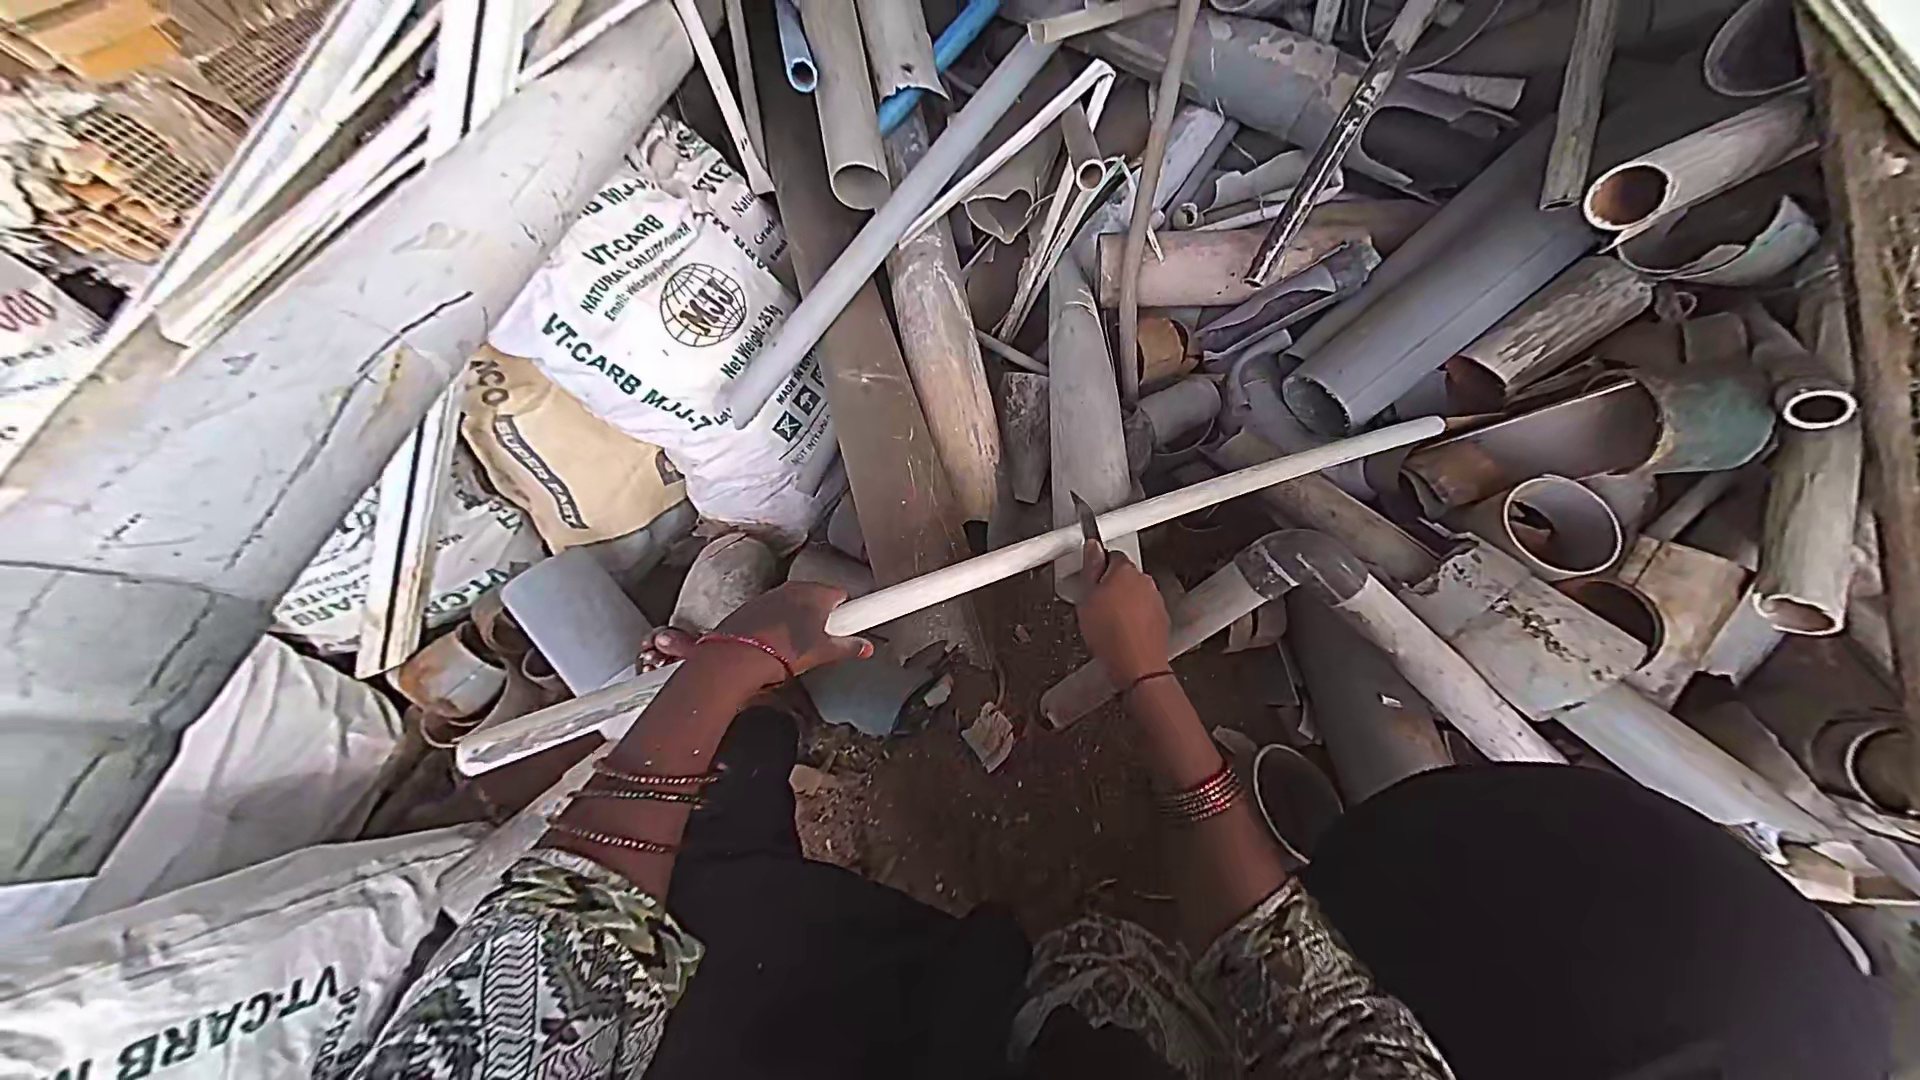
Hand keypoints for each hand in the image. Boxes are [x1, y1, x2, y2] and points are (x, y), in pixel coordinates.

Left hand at [688, 582, 872, 684]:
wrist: (739, 658)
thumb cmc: (786, 652)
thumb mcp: (823, 653)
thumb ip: (848, 647)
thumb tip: (866, 648)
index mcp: (816, 594)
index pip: (840, 594)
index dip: (845, 610)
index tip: (844, 624)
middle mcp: (794, 588)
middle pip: (816, 596)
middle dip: (820, 613)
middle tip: (820, 638)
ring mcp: (771, 595)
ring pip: (793, 602)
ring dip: (797, 616)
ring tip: (794, 643)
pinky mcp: (752, 605)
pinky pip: (772, 610)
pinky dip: (776, 621)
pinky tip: (774, 642)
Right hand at [1069, 540, 1170, 683]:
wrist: (1135, 665)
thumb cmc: (1110, 634)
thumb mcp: (1085, 597)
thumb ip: (1090, 567)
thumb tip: (1092, 548)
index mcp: (1125, 570)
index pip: (1111, 555)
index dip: (1096, 567)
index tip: (1088, 578)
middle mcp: (1145, 581)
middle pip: (1123, 575)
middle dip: (1109, 586)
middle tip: (1093, 603)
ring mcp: (1155, 600)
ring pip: (1134, 594)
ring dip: (1122, 602)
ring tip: (1105, 622)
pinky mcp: (1161, 619)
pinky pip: (1143, 612)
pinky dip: (1133, 618)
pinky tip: (1119, 632)